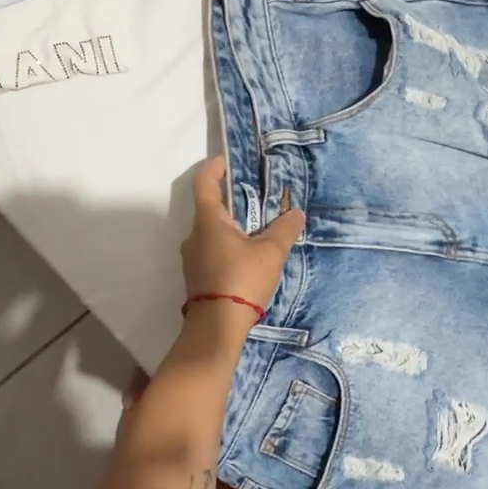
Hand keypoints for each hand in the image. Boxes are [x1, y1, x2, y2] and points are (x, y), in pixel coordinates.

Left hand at [181, 157, 303, 327]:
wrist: (217, 327)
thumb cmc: (242, 280)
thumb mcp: (271, 253)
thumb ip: (284, 230)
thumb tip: (295, 213)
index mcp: (208, 221)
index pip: (204, 181)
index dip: (215, 167)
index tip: (228, 161)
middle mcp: (194, 234)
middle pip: (209, 207)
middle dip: (232, 201)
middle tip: (257, 200)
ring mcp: (192, 257)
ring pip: (211, 232)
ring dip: (231, 227)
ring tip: (258, 231)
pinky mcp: (196, 275)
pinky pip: (211, 250)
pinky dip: (227, 246)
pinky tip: (248, 258)